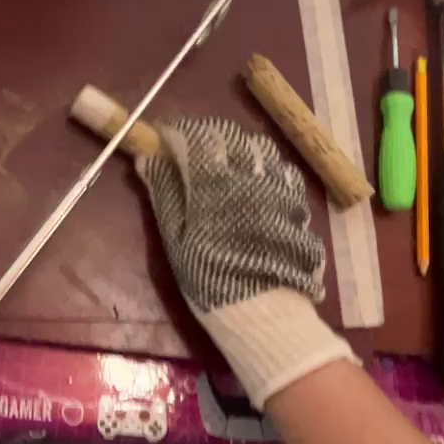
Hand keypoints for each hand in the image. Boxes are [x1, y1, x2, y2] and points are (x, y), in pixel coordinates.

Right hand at [139, 116, 355, 406]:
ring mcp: (277, 186)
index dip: (174, 132)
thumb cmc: (209, 275)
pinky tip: (257, 187)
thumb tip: (146, 158)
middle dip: (206, 136)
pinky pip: (281, 170)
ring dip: (238, 148)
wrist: (264, 311)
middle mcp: (248, 174)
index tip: (162, 137)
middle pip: (227, 135)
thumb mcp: (175, 237)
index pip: (192, 135)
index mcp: (212, 180)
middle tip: (192, 151)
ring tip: (227, 166)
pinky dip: (264, 168)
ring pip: (258, 147)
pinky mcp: (297, 202)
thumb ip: (163, 192)